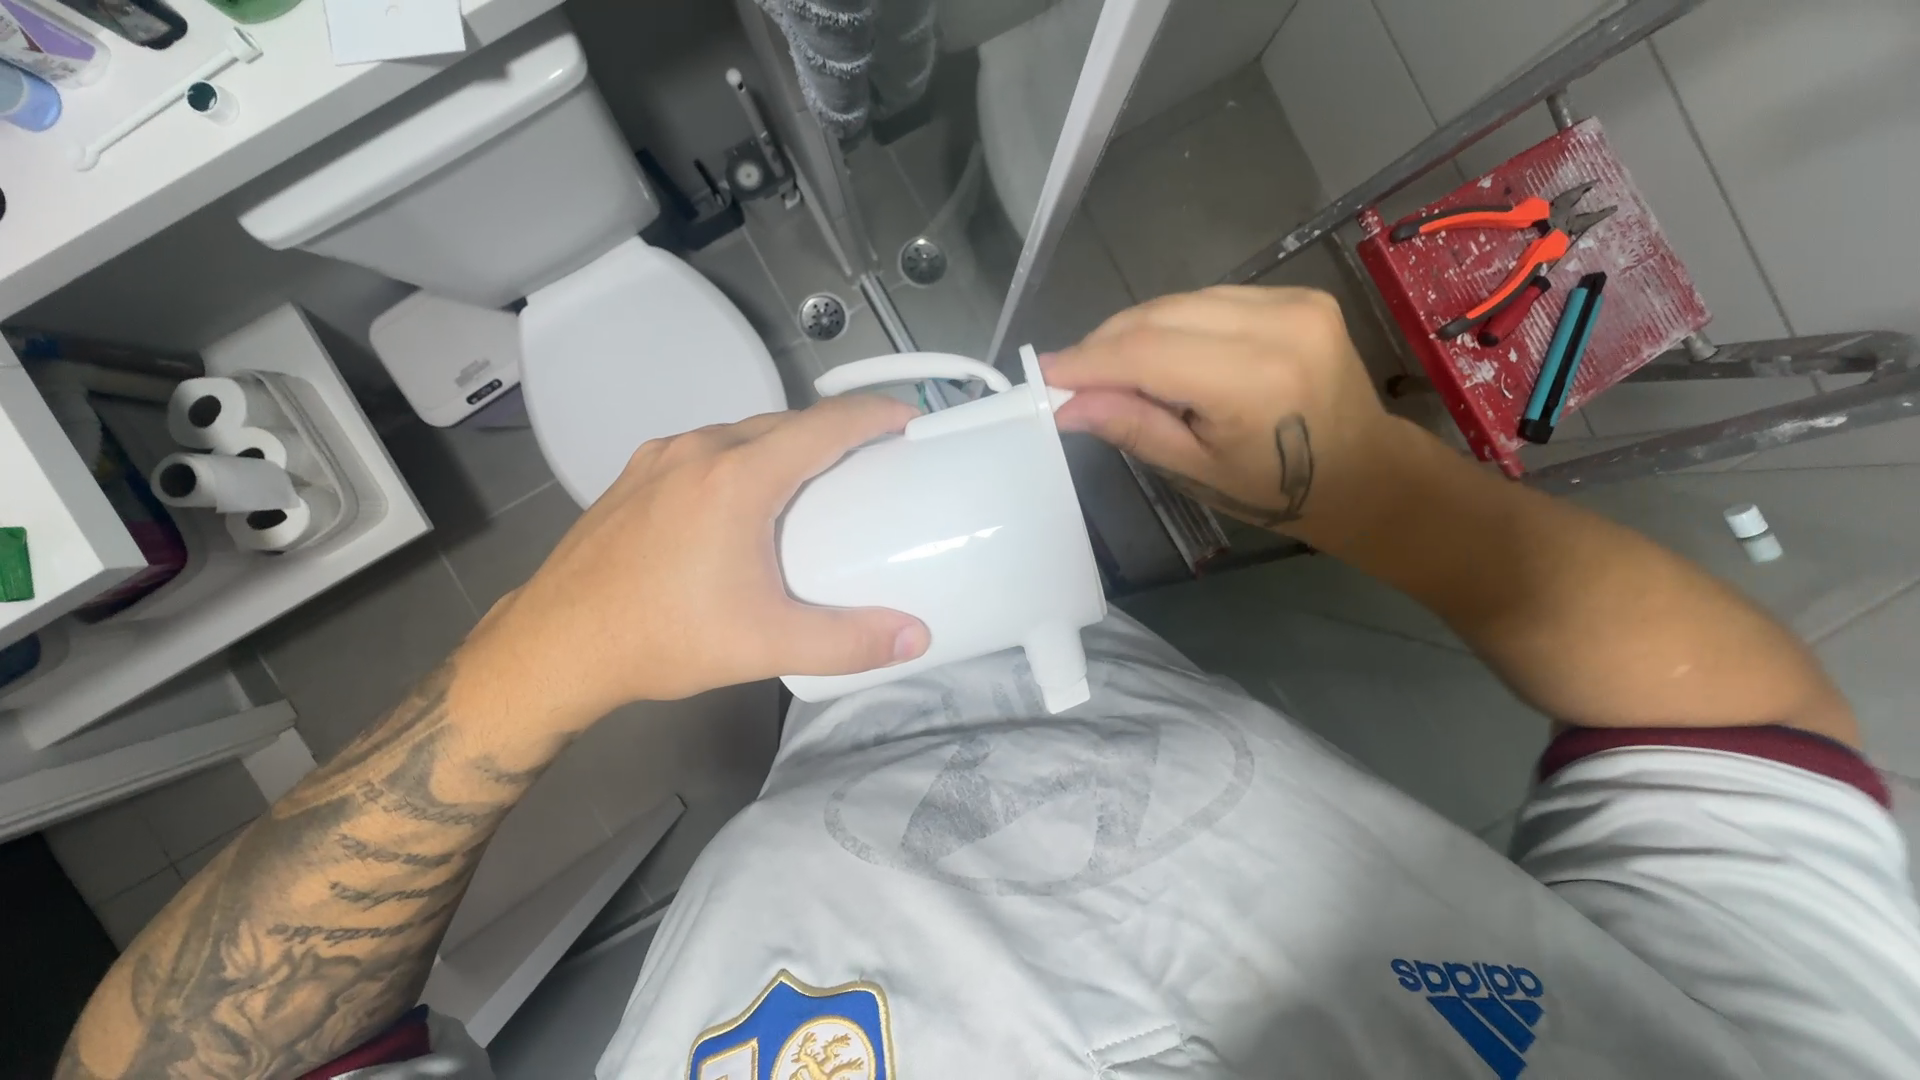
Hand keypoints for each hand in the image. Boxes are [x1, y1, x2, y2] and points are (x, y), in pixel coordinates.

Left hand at [456, 395, 931, 725]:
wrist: (554, 647)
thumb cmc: (662, 638)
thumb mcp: (766, 645)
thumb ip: (848, 642)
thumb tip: (917, 636)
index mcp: (738, 477)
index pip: (825, 423)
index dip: (876, 414)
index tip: (911, 421)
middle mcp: (699, 450)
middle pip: (787, 422)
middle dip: (837, 432)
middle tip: (874, 463)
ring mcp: (660, 458)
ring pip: (744, 432)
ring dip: (788, 445)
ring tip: (815, 481)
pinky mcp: (635, 476)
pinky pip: (707, 449)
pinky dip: (744, 459)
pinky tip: (744, 501)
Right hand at [1044, 286, 1418, 546]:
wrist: (1365, 472)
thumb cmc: (1278, 490)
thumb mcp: (1197, 471)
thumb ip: (1133, 427)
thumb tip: (1066, 406)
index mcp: (1256, 380)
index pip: (1147, 352)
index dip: (1087, 361)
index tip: (1043, 374)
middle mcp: (1277, 324)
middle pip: (1158, 316)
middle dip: (1102, 344)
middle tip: (1066, 376)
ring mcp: (1291, 300)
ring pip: (1178, 301)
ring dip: (1131, 331)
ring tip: (1105, 369)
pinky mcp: (1295, 293)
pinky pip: (1207, 300)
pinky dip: (1168, 323)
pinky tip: (1153, 352)